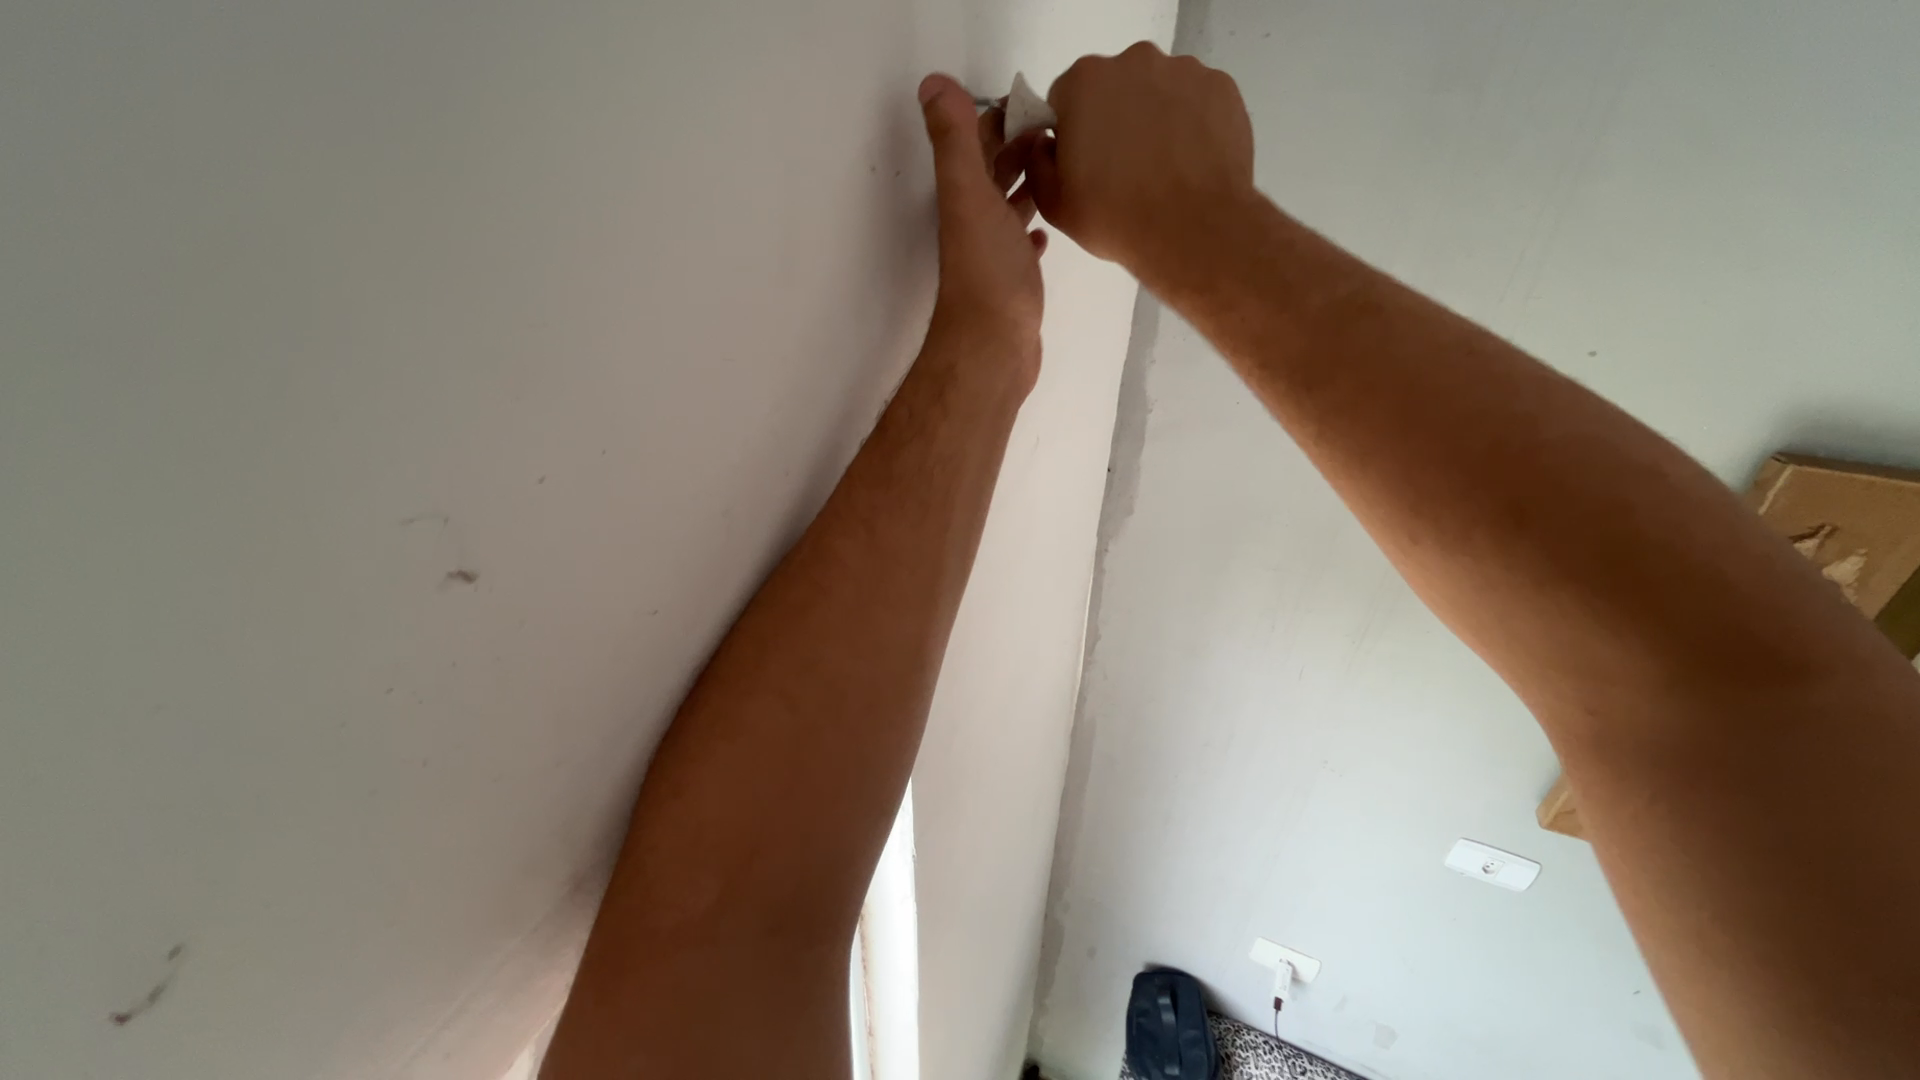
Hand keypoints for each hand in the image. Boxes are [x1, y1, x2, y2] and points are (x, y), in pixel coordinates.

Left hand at [918, 74, 1047, 389]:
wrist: (993, 347)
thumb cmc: (987, 272)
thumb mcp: (969, 197)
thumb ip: (954, 142)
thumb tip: (933, 84)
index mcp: (964, 198)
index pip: (976, 144)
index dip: (998, 117)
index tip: (1033, 100)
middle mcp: (974, 223)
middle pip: (993, 173)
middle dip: (1017, 146)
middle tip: (1056, 130)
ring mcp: (993, 255)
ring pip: (1008, 208)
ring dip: (1027, 185)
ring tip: (1058, 167)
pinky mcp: (1012, 283)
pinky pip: (1020, 248)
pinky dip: (1030, 233)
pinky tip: (1045, 232)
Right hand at [1026, 43, 1256, 282]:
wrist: (1192, 230)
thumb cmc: (1114, 217)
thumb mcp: (1054, 204)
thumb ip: (1038, 164)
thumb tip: (1047, 145)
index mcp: (1084, 83)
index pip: (1063, 100)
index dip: (1069, 134)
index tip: (1081, 165)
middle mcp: (1134, 62)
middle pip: (1113, 89)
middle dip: (1113, 121)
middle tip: (1121, 171)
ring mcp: (1183, 71)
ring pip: (1157, 92)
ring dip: (1153, 121)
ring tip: (1159, 171)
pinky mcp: (1221, 88)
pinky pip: (1195, 102)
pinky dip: (1190, 125)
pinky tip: (1188, 164)